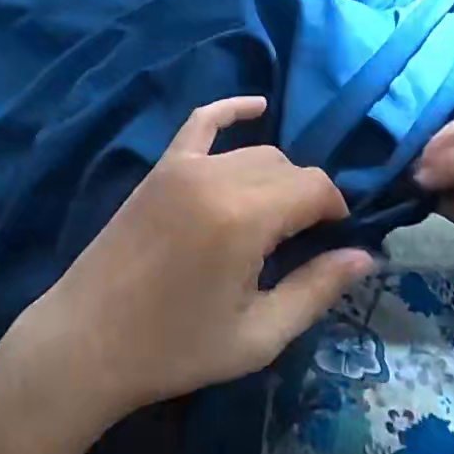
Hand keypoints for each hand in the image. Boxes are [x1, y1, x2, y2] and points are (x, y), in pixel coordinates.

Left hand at [0, 97, 375, 438]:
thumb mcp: (258, 335)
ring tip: (276, 218)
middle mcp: (218, 177)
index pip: (314, 187)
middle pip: (287, 168)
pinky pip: (202, 121)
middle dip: (306, 199)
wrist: (87, 341)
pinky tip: (256, 106)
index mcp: (245, 217)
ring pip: (255, 152)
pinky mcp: (162, 166)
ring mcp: (185, 165)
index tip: (334, 242)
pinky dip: (232, 110)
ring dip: (277, 176)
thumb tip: (366, 256)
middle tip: (301, 243)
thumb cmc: (176, 347)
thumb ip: (316, 289)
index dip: (334, 211)